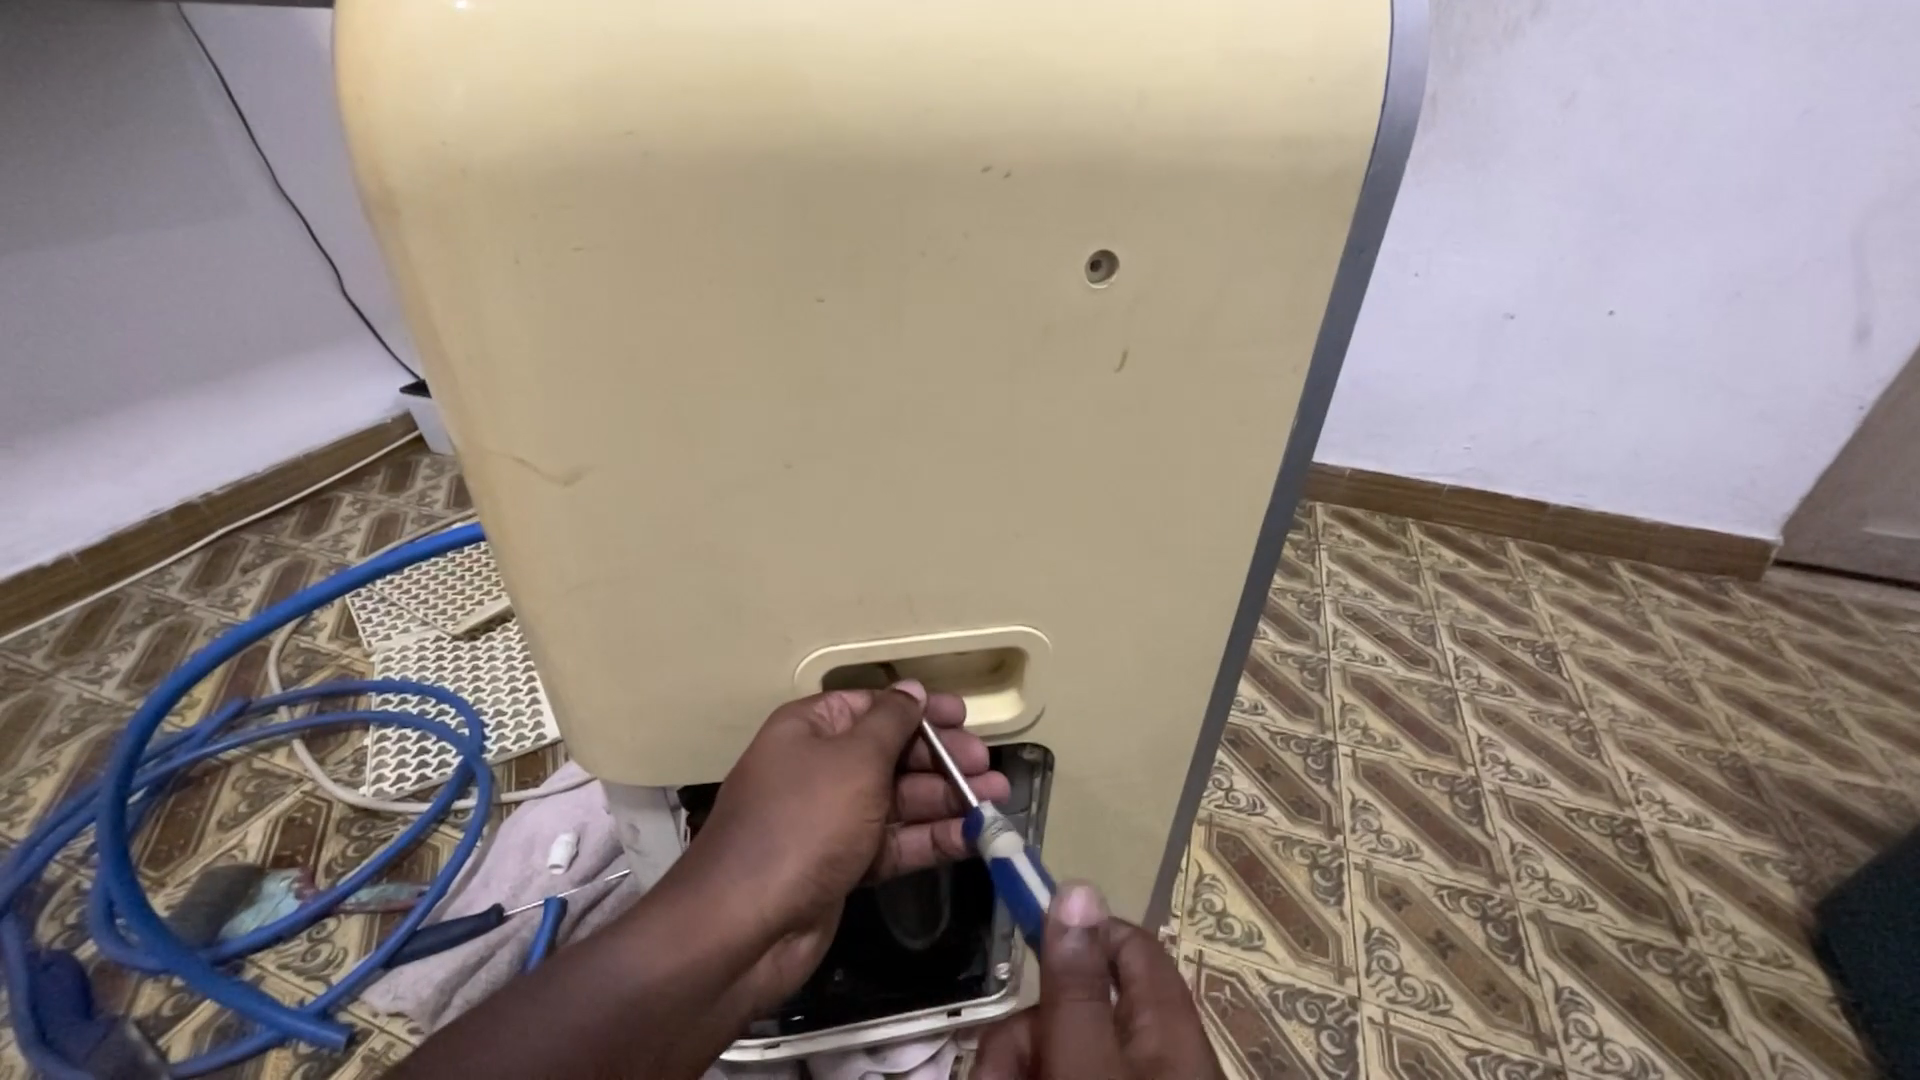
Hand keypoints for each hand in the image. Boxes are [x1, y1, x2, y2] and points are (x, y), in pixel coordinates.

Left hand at [675, 680, 1008, 1009]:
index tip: (964, 718)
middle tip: (987, 766)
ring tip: (997, 798)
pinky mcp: (844, 864)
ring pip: (900, 799)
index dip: (920, 710)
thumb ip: (892, 722)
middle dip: (942, 758)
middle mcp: (821, 768)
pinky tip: (975, 837)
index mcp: (812, 730)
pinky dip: (932, 837)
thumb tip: (913, 690)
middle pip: (892, 753)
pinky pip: (895, 841)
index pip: (873, 706)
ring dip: (948, 799)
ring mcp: (833, 820)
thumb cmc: (803, 822)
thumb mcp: (853, 759)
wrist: (745, 926)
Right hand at [974, 883, 1222, 1079]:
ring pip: (1056, 1051)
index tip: (1019, 946)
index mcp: (1167, 1026)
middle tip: (994, 1072)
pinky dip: (1027, 1077)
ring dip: (1013, 1065)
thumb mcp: (1086, 1065)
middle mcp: (1153, 1052)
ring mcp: (1131, 1079)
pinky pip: (1057, 1073)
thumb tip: (1079, 888)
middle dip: (1020, 1034)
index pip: (1125, 942)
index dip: (1072, 933)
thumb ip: (1077, 983)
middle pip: (1074, 1008)